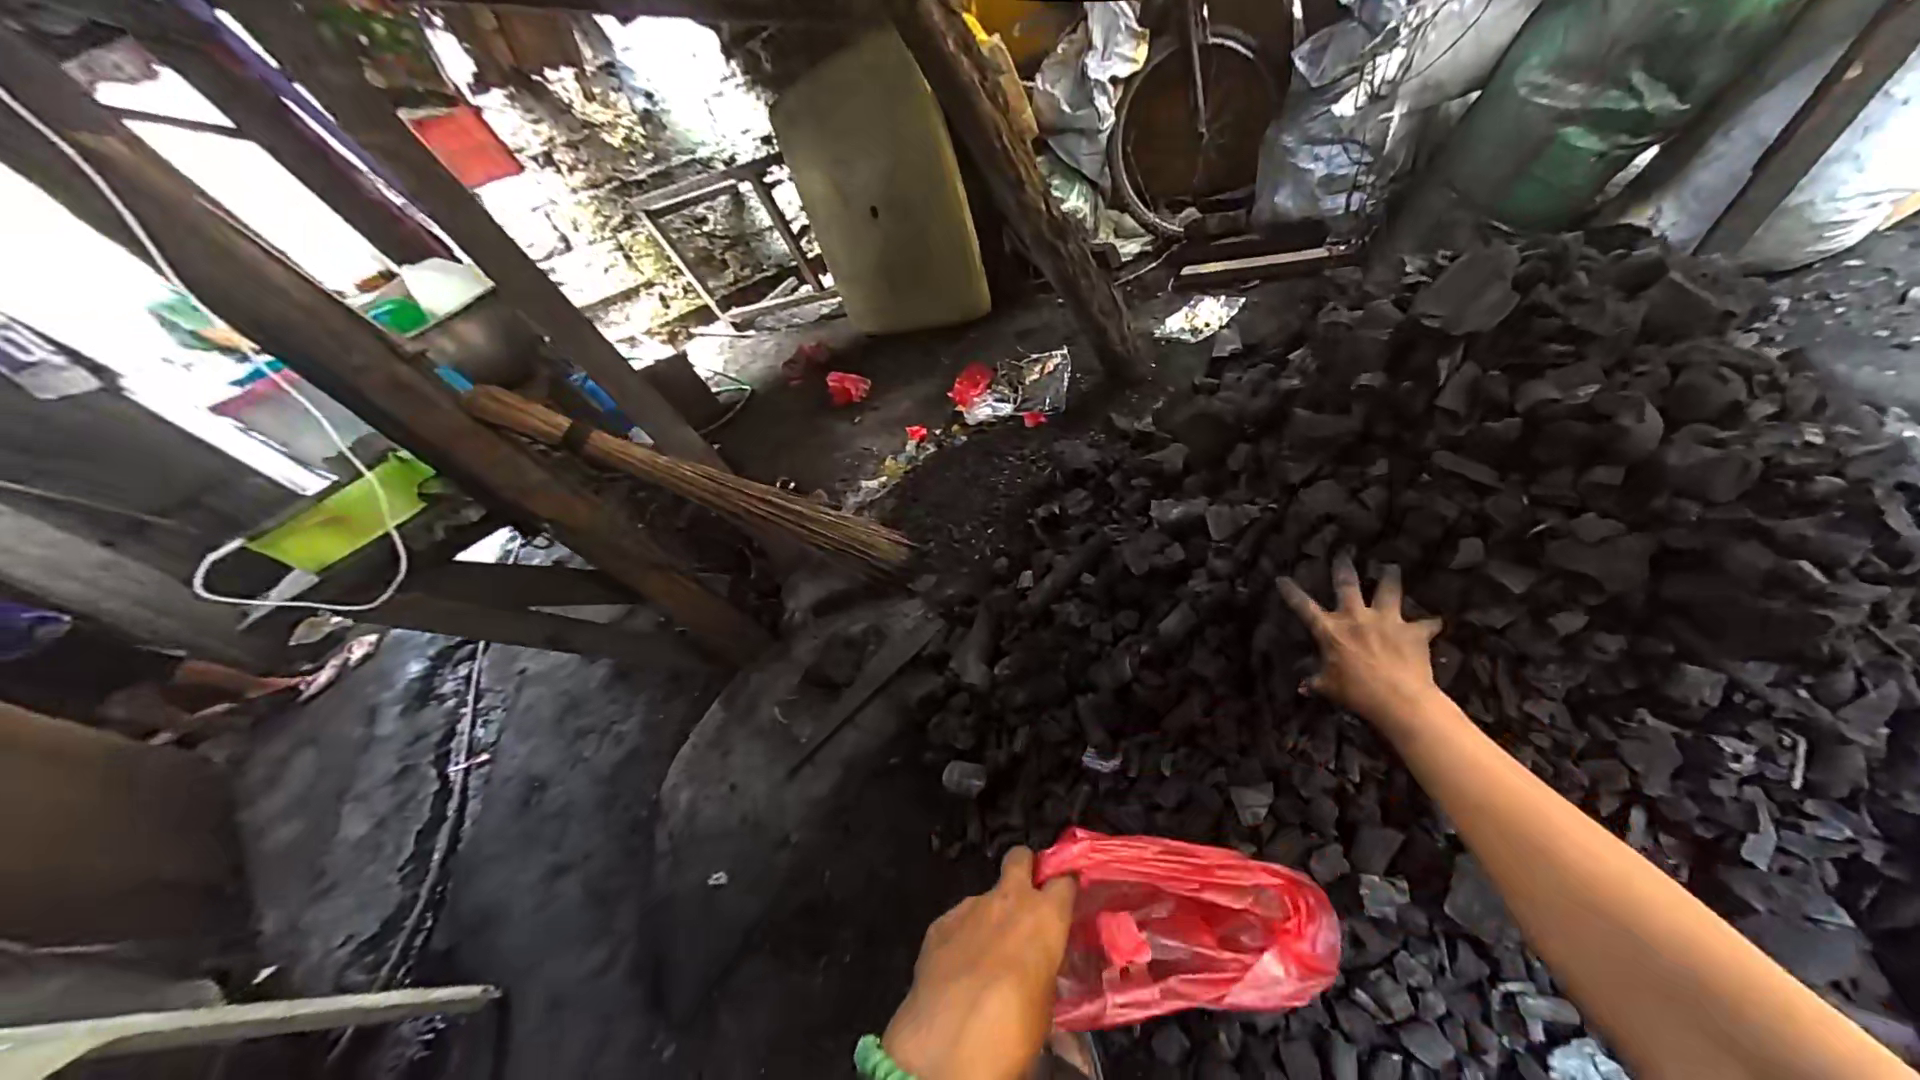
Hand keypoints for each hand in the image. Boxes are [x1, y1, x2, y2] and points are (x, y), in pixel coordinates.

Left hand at [882, 847, 1076, 1079]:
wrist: (946, 1039)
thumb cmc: (1013, 1027)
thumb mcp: (1046, 1005)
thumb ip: (1044, 969)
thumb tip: (1038, 969)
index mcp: (1044, 916)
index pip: (1064, 881)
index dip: (1063, 889)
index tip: (1063, 902)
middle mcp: (1008, 899)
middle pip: (1020, 857)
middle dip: (1024, 870)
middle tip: (1026, 901)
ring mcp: (969, 906)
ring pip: (986, 896)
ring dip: (991, 915)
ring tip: (986, 954)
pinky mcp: (939, 922)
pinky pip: (959, 920)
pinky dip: (963, 935)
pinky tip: (959, 967)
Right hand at [1279, 554, 1445, 730]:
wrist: (1399, 699)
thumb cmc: (1356, 693)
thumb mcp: (1329, 687)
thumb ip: (1316, 682)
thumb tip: (1303, 688)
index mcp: (1330, 630)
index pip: (1303, 606)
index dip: (1291, 591)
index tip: (1281, 578)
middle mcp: (1356, 617)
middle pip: (1347, 584)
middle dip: (1343, 567)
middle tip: (1343, 553)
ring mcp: (1386, 621)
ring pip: (1388, 590)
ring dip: (1390, 577)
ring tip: (1391, 567)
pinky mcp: (1413, 631)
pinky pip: (1426, 624)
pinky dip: (1430, 623)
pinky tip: (1436, 622)